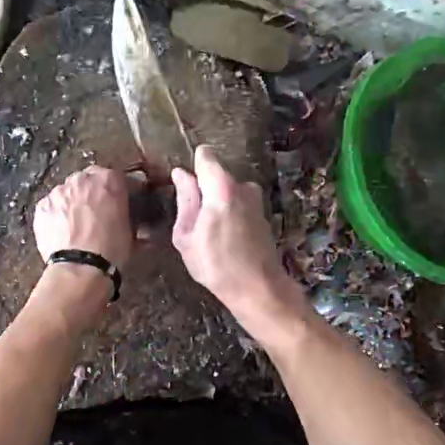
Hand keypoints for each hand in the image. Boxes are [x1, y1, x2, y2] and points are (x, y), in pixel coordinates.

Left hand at [34, 165, 134, 265]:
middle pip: (86, 180)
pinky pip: (51, 207)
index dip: (114, 191)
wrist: (81, 267)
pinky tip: (62, 232)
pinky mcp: (41, 207)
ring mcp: (58, 192)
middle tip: (95, 214)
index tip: (116, 203)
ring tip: (76, 226)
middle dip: (90, 193)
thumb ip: (128, 216)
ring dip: (71, 203)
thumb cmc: (112, 249)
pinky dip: (56, 216)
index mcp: (108, 181)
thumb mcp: (131, 231)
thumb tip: (135, 223)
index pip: (113, 177)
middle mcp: (81, 180)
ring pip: (66, 193)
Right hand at [171, 146, 301, 335]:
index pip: (205, 156)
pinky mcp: (263, 214)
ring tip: (209, 235)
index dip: (193, 168)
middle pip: (216, 176)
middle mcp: (243, 186)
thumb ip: (185, 200)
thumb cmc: (216, 266)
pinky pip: (238, 205)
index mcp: (222, 187)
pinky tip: (225, 241)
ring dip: (217, 206)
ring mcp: (256, 200)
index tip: (185, 187)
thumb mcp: (187, 236)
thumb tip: (181, 174)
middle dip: (204, 192)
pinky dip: (230, 216)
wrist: (257, 288)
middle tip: (194, 222)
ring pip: (227, 192)